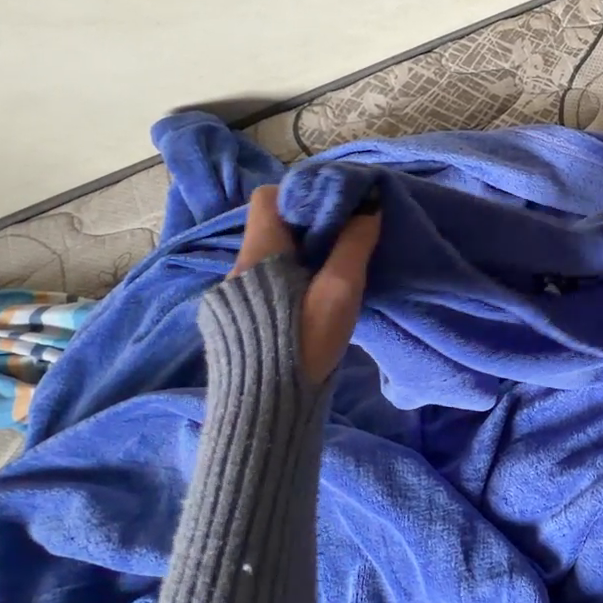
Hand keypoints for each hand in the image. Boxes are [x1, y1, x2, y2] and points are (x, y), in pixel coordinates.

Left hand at [230, 185, 381, 383]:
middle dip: (314, 222)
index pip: (268, 199)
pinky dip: (296, 274)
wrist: (266, 407)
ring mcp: (232, 295)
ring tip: (341, 263)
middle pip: (274, 226)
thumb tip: (370, 206)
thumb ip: (354, 246)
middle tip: (352, 233)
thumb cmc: (303, 343)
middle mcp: (238, 269)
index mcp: (258, 256)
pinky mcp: (237, 318)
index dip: (304, 194)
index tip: (341, 205)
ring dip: (307, 251)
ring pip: (274, 253)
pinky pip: (269, 278)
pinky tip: (319, 293)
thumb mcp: (339, 291)